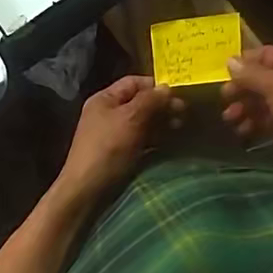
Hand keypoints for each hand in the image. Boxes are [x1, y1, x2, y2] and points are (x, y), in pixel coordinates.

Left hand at [55, 76, 174, 199]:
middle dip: (162, 105)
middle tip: (184, 112)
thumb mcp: (129, 119)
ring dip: (162, 122)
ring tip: (180, 126)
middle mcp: (109, 113)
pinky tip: (171, 141)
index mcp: (104, 99)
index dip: (155, 85)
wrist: (88, 189)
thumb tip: (167, 88)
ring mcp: (115, 134)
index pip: (133, 83)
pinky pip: (142, 139)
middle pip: (140, 102)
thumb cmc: (107, 148)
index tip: (179, 93)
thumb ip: (150, 101)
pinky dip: (156, 138)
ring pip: (143, 121)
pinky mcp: (122, 153)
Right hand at [220, 47, 272, 167]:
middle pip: (259, 78)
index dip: (244, 61)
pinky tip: (243, 130)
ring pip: (259, 100)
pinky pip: (264, 120)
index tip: (223, 72)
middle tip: (225, 97)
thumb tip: (229, 61)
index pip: (265, 54)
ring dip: (242, 107)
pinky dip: (252, 123)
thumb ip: (251, 74)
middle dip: (240, 87)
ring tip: (230, 118)